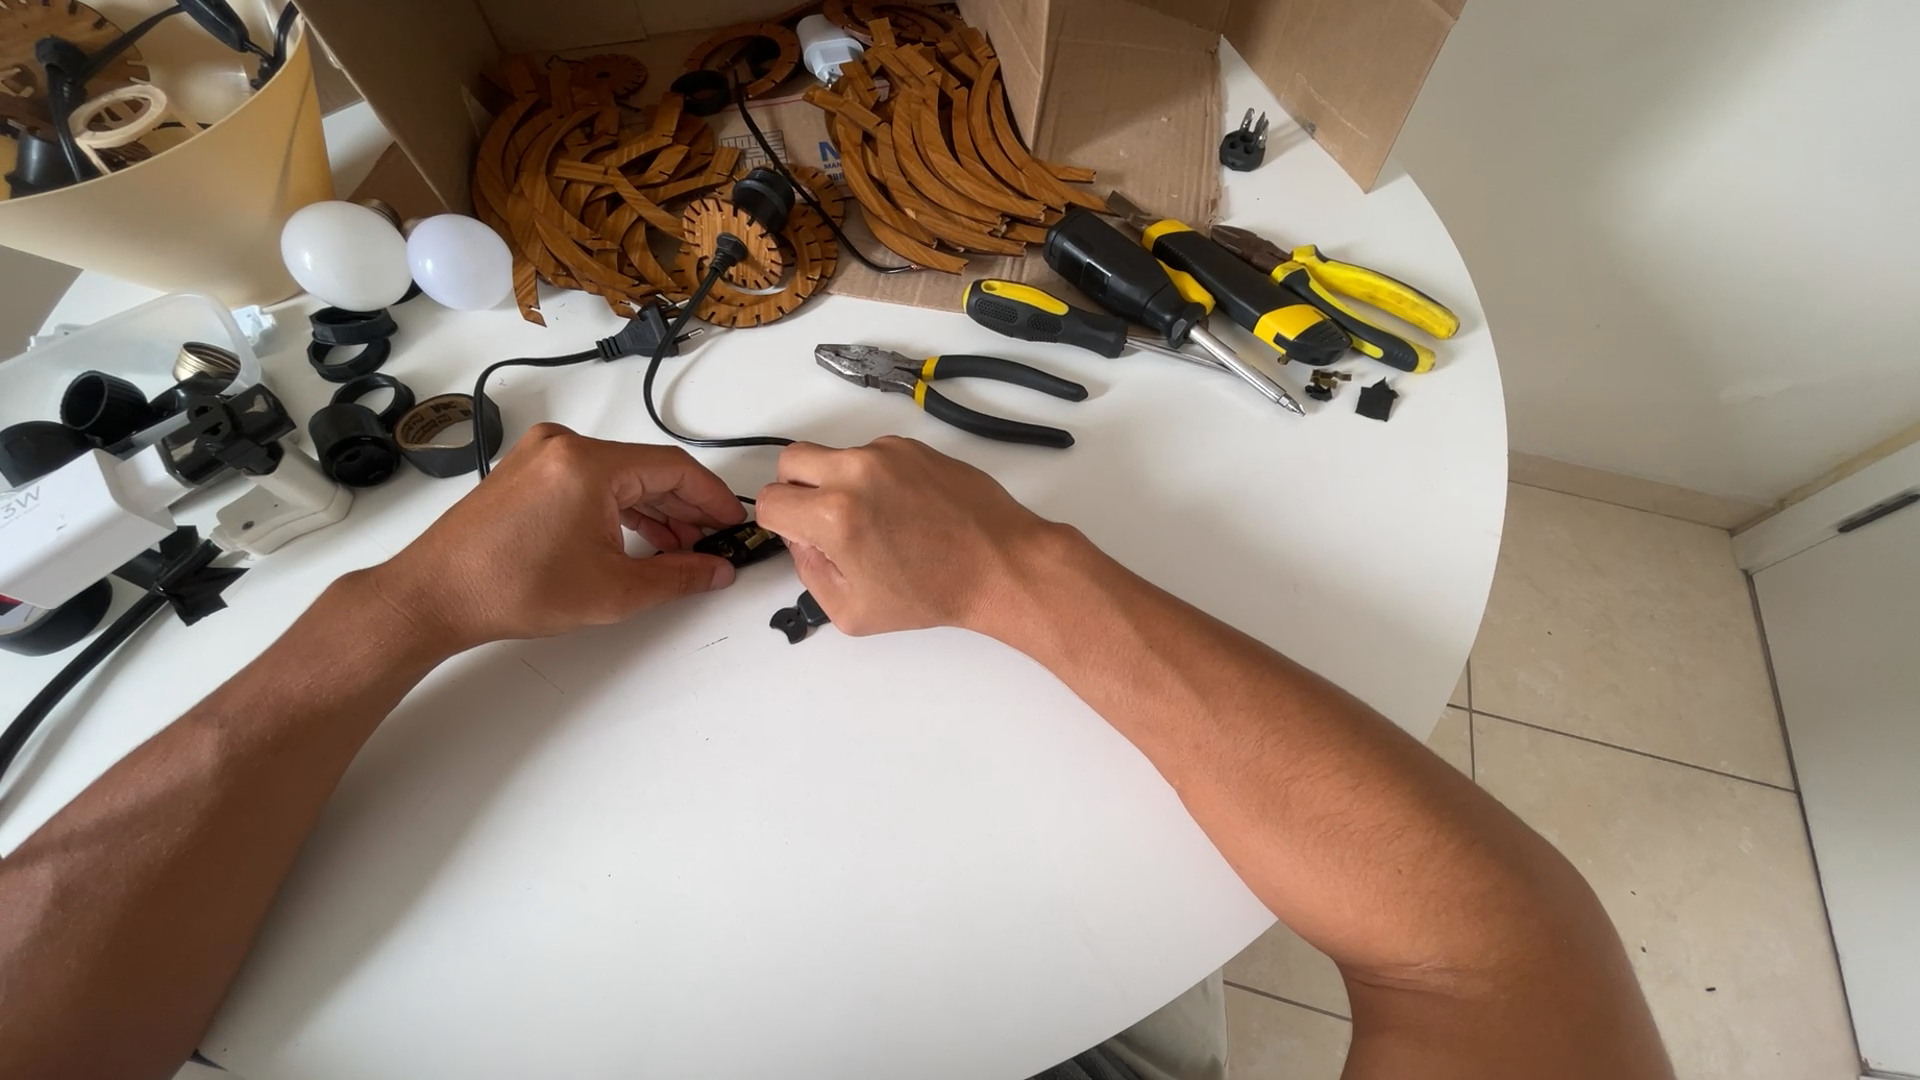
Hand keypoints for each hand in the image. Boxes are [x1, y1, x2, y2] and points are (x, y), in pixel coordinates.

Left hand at [366, 424, 746, 652]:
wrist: (431, 598)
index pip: (675, 469)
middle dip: (687, 508)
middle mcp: (566, 447)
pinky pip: (595, 482)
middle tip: (714, 540)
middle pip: (650, 470)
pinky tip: (643, 538)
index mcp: (589, 463)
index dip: (712, 498)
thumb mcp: (615, 590)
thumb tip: (719, 571)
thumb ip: (680, 576)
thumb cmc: (511, 589)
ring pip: (624, 476)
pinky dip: (624, 508)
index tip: (733, 522)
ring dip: (658, 510)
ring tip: (683, 548)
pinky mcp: (530, 472)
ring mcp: (544, 456)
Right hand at [753, 437, 1068, 636]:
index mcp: (835, 516)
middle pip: (791, 461)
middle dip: (796, 490)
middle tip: (824, 521)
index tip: (802, 536)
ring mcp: (887, 453)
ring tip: (877, 520)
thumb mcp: (852, 610)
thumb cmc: (934, 592)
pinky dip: (874, 477)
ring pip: (835, 455)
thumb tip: (800, 540)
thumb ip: (809, 573)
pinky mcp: (913, 447)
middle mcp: (856, 472)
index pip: (770, 502)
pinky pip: (872, 454)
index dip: (780, 525)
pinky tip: (902, 509)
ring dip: (839, 482)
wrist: (998, 565)